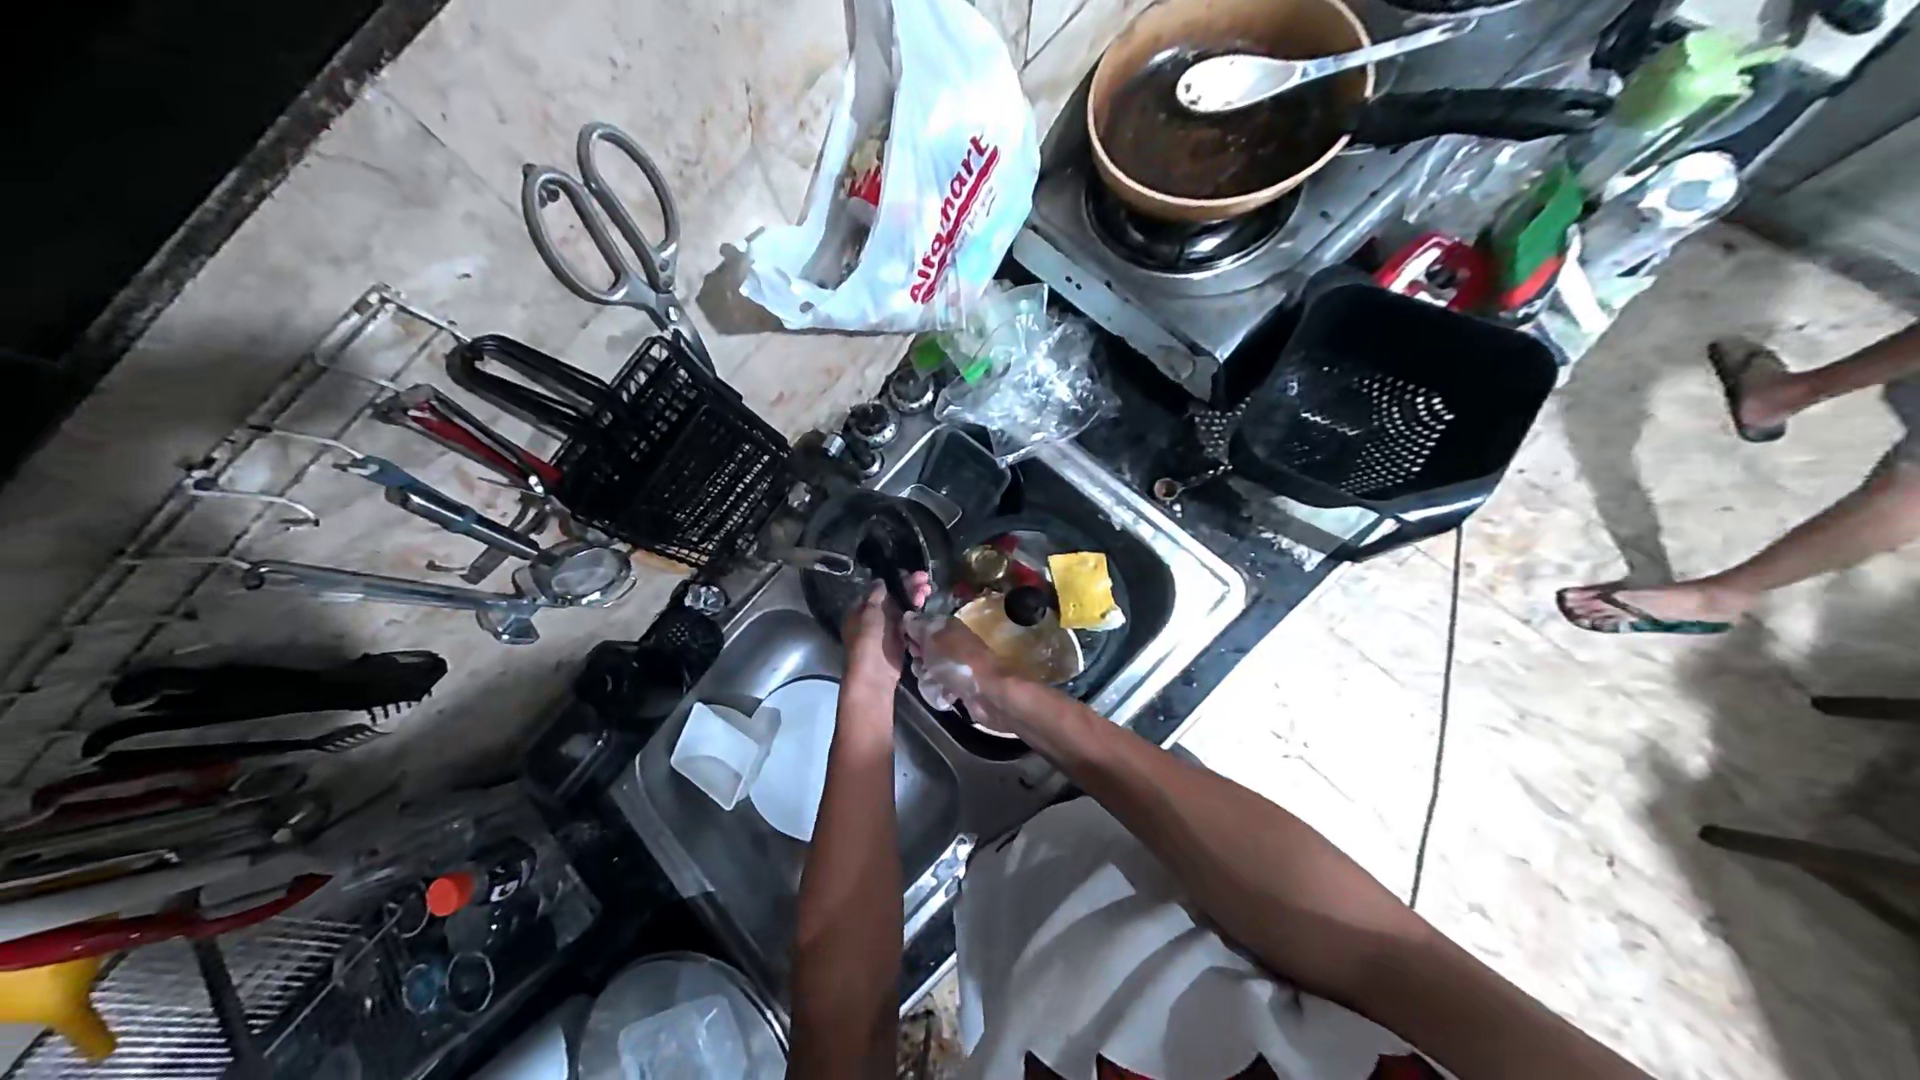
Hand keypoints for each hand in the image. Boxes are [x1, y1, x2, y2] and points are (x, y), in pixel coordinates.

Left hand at [840, 573, 931, 688]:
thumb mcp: (870, 611)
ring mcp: (886, 629)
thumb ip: (877, 594)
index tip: (912, 574)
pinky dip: (916, 614)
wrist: (874, 673)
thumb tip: (881, 581)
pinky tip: (924, 606)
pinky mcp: (898, 640)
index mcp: (861, 609)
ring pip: (903, 609)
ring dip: (914, 599)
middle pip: (893, 598)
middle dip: (909, 588)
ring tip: (927, 591)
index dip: (896, 580)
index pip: (880, 589)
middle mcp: (873, 617)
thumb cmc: (868, 639)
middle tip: (925, 582)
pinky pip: (908, 622)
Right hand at [901, 611, 1021, 726]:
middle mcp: (953, 643)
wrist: (986, 692)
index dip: (912, 636)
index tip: (910, 646)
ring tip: (936, 683)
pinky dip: (940, 692)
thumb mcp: (933, 638)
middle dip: (919, 662)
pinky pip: (940, 686)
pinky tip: (945, 695)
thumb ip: (918, 627)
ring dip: (928, 679)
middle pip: (923, 651)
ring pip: (929, 670)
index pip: (921, 626)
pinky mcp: (960, 684)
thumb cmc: (957, 661)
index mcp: (948, 626)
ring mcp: (956, 664)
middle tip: (923, 666)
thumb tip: (907, 615)